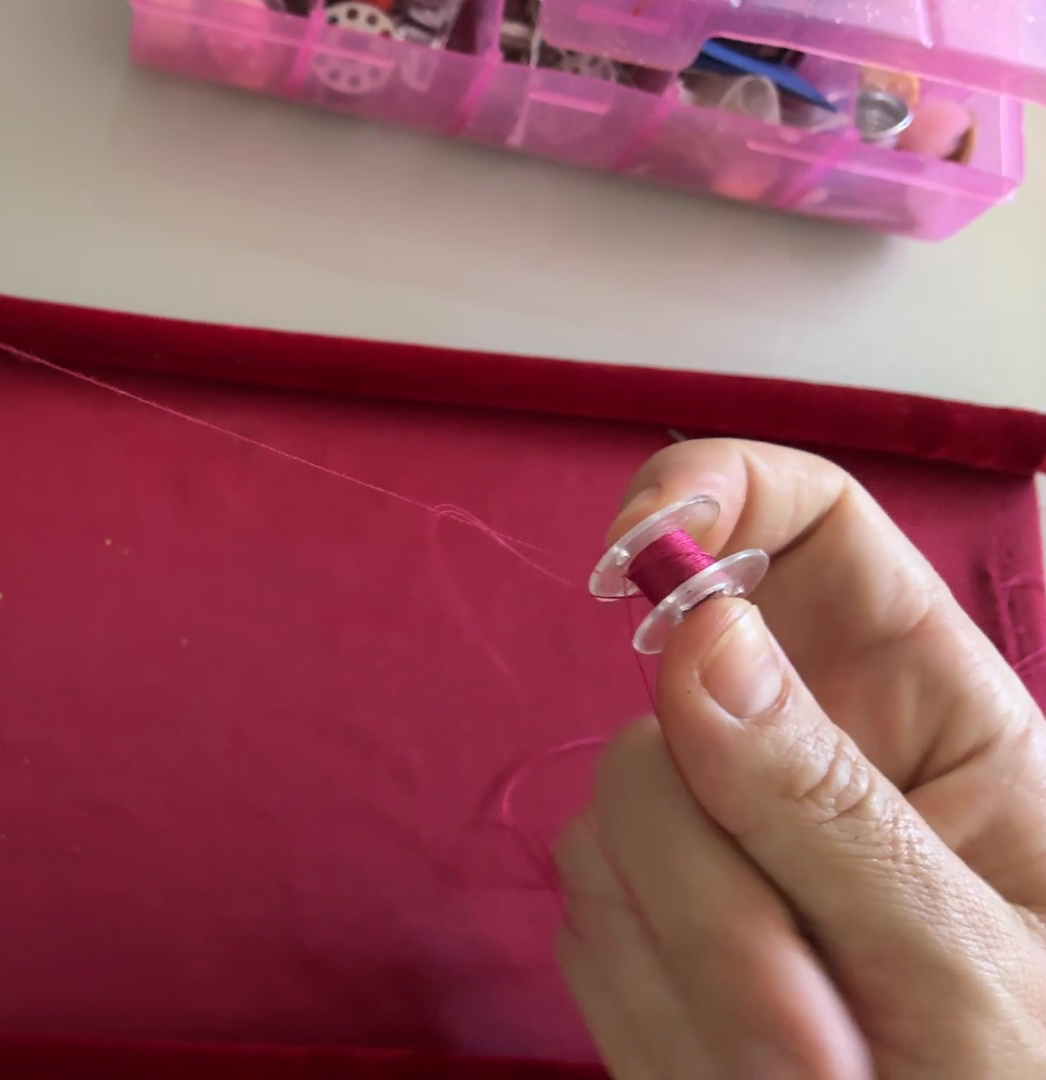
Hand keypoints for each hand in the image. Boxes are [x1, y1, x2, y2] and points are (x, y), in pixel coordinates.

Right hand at [556, 440, 1045, 1076]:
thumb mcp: (980, 968)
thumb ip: (828, 800)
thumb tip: (695, 630)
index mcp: (916, 712)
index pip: (805, 524)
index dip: (708, 490)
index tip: (630, 549)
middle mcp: (776, 741)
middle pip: (661, 713)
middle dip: (711, 867)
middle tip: (822, 1027)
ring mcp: (683, 817)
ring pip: (605, 822)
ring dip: (696, 960)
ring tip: (804, 1068)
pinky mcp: (620, 889)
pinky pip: (584, 904)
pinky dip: (656, 998)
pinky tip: (735, 1054)